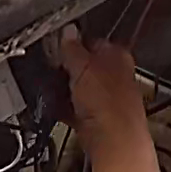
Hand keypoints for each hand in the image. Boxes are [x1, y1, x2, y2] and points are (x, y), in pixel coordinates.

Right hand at [57, 27, 151, 157]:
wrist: (113, 139)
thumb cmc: (107, 102)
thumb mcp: (82, 66)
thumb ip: (72, 48)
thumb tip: (67, 32)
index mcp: (118, 56)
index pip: (92, 41)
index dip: (73, 45)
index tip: (58, 49)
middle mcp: (116, 77)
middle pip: (86, 67)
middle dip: (68, 70)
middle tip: (53, 71)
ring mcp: (107, 100)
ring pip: (80, 89)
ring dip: (65, 90)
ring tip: (52, 90)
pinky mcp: (97, 120)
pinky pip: (76, 110)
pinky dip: (65, 109)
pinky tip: (56, 108)